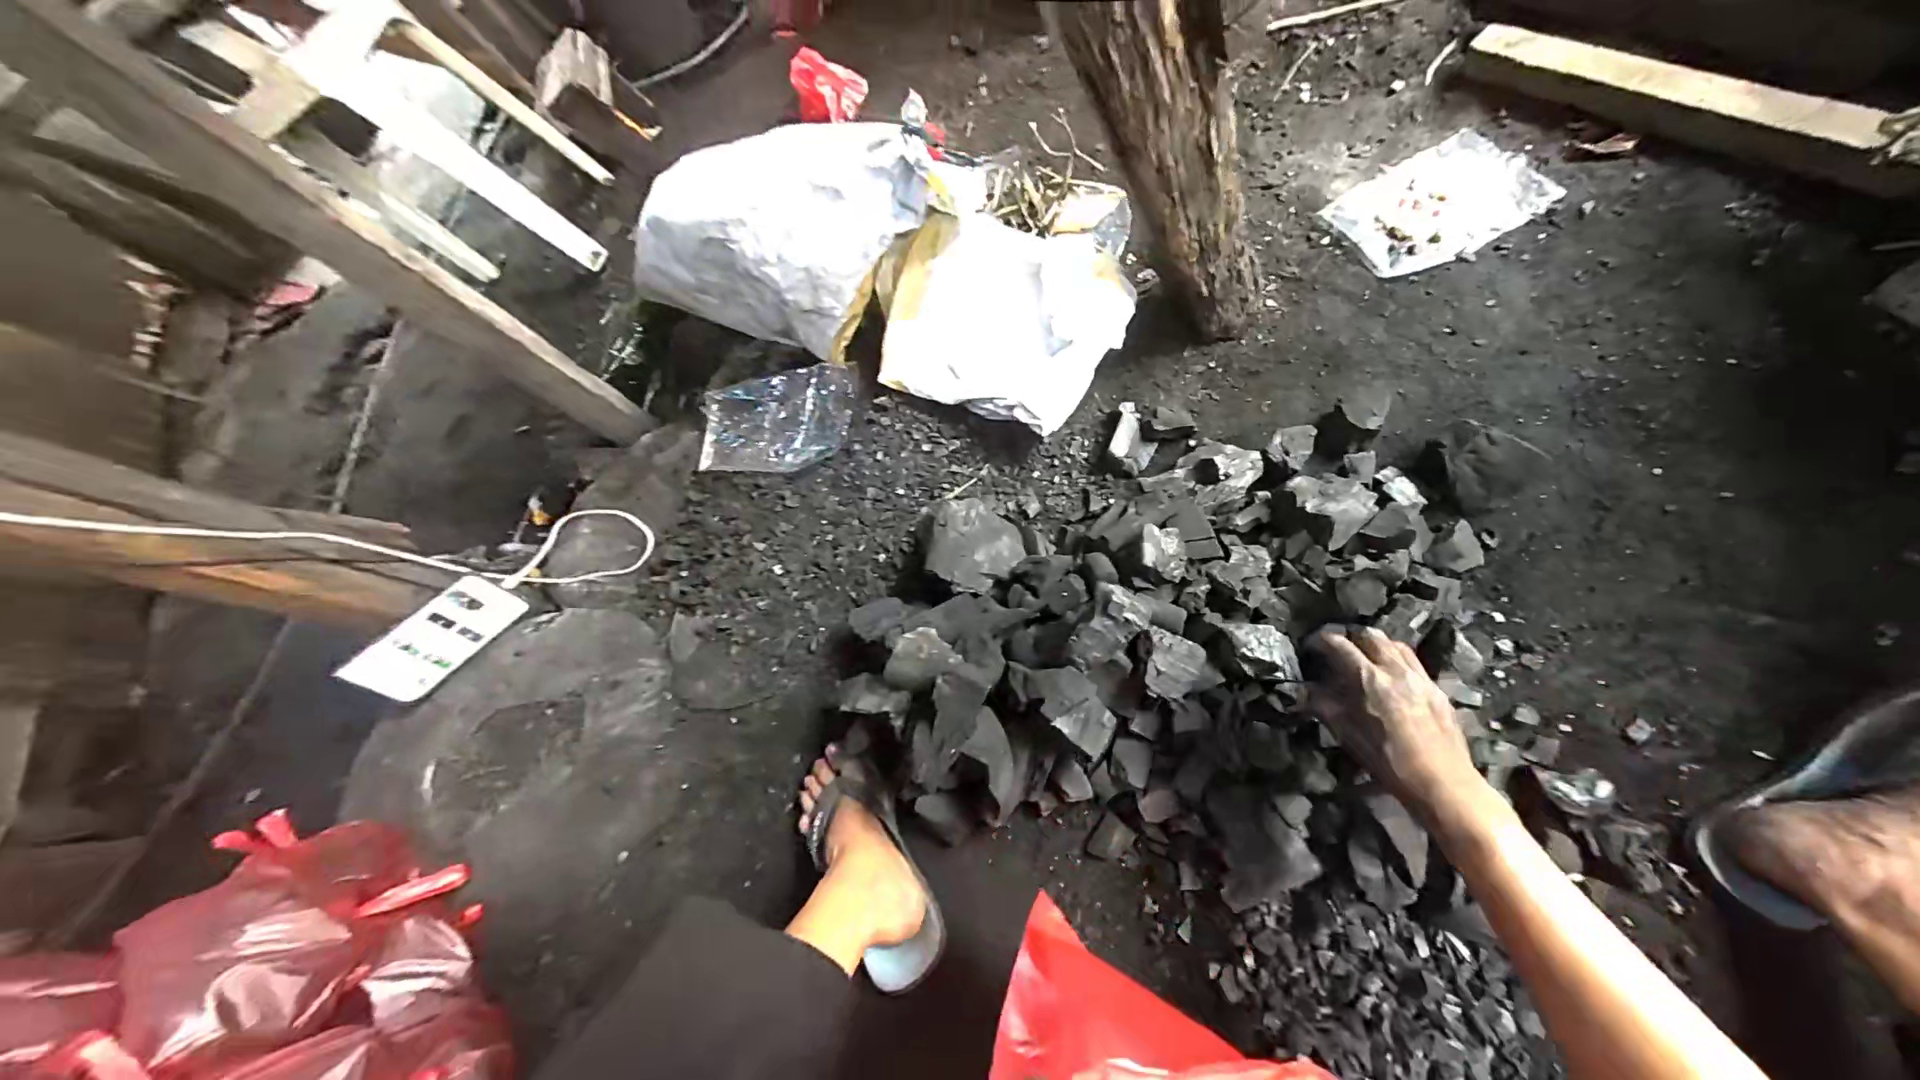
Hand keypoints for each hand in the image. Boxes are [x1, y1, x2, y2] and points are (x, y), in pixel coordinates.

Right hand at [1307, 627, 1482, 819]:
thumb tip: (1305, 690)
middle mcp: (1396, 671)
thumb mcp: (1346, 734)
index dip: (1320, 640)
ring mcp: (1421, 678)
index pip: (1339, 644)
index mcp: (1368, 679)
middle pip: (1371, 635)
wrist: (1442, 783)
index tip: (1310, 646)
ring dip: (1376, 645)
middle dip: (1350, 637)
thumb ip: (1323, 705)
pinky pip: (1414, 663)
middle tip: (1339, 650)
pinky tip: (1391, 678)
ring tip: (1365, 658)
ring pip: (1396, 645)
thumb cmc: (1388, 761)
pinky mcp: (1438, 690)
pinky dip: (1397, 661)